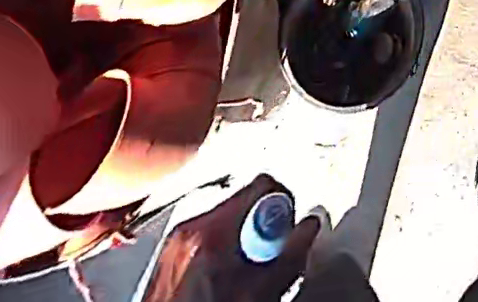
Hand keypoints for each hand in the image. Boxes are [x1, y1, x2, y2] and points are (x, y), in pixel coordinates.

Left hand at [144, 175, 320, 301]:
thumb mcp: (258, 295)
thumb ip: (289, 256)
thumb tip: (310, 225)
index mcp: (211, 231)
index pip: (261, 186)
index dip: (282, 207)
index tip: (286, 234)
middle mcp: (188, 227)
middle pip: (245, 201)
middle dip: (262, 226)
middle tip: (267, 262)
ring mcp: (174, 242)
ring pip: (228, 220)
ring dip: (244, 240)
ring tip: (244, 278)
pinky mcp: (167, 257)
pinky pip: (208, 236)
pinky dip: (223, 251)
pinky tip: (225, 282)